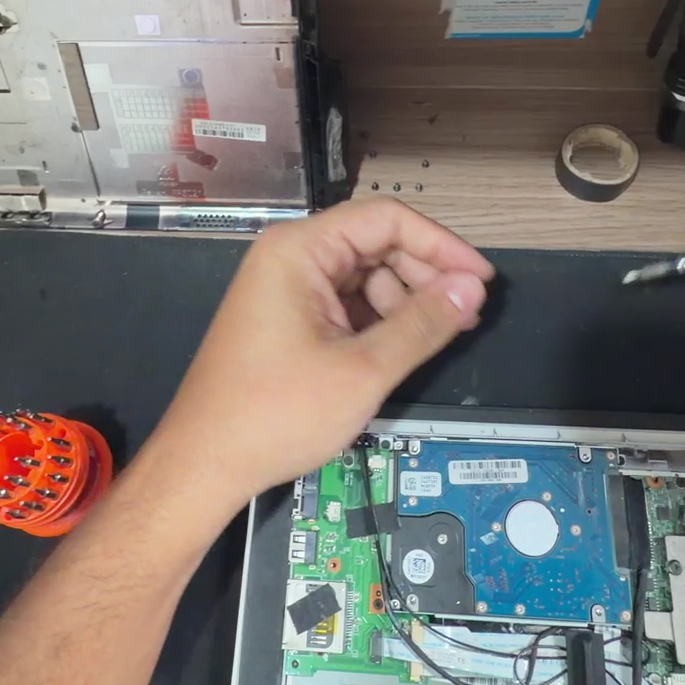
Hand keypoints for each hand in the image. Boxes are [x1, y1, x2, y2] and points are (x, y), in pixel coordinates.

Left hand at [143, 198, 493, 510]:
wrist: (203, 464)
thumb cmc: (277, 413)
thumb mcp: (363, 370)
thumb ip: (423, 324)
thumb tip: (472, 289)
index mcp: (300, 249)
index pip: (387, 220)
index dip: (441, 245)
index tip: (481, 279)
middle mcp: (291, 256)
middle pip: (376, 244)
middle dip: (425, 275)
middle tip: (468, 313)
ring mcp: (287, 286)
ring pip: (364, 275)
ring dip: (405, 300)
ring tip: (441, 334)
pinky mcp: (288, 316)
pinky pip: (345, 302)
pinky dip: (379, 319)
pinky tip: (405, 344)